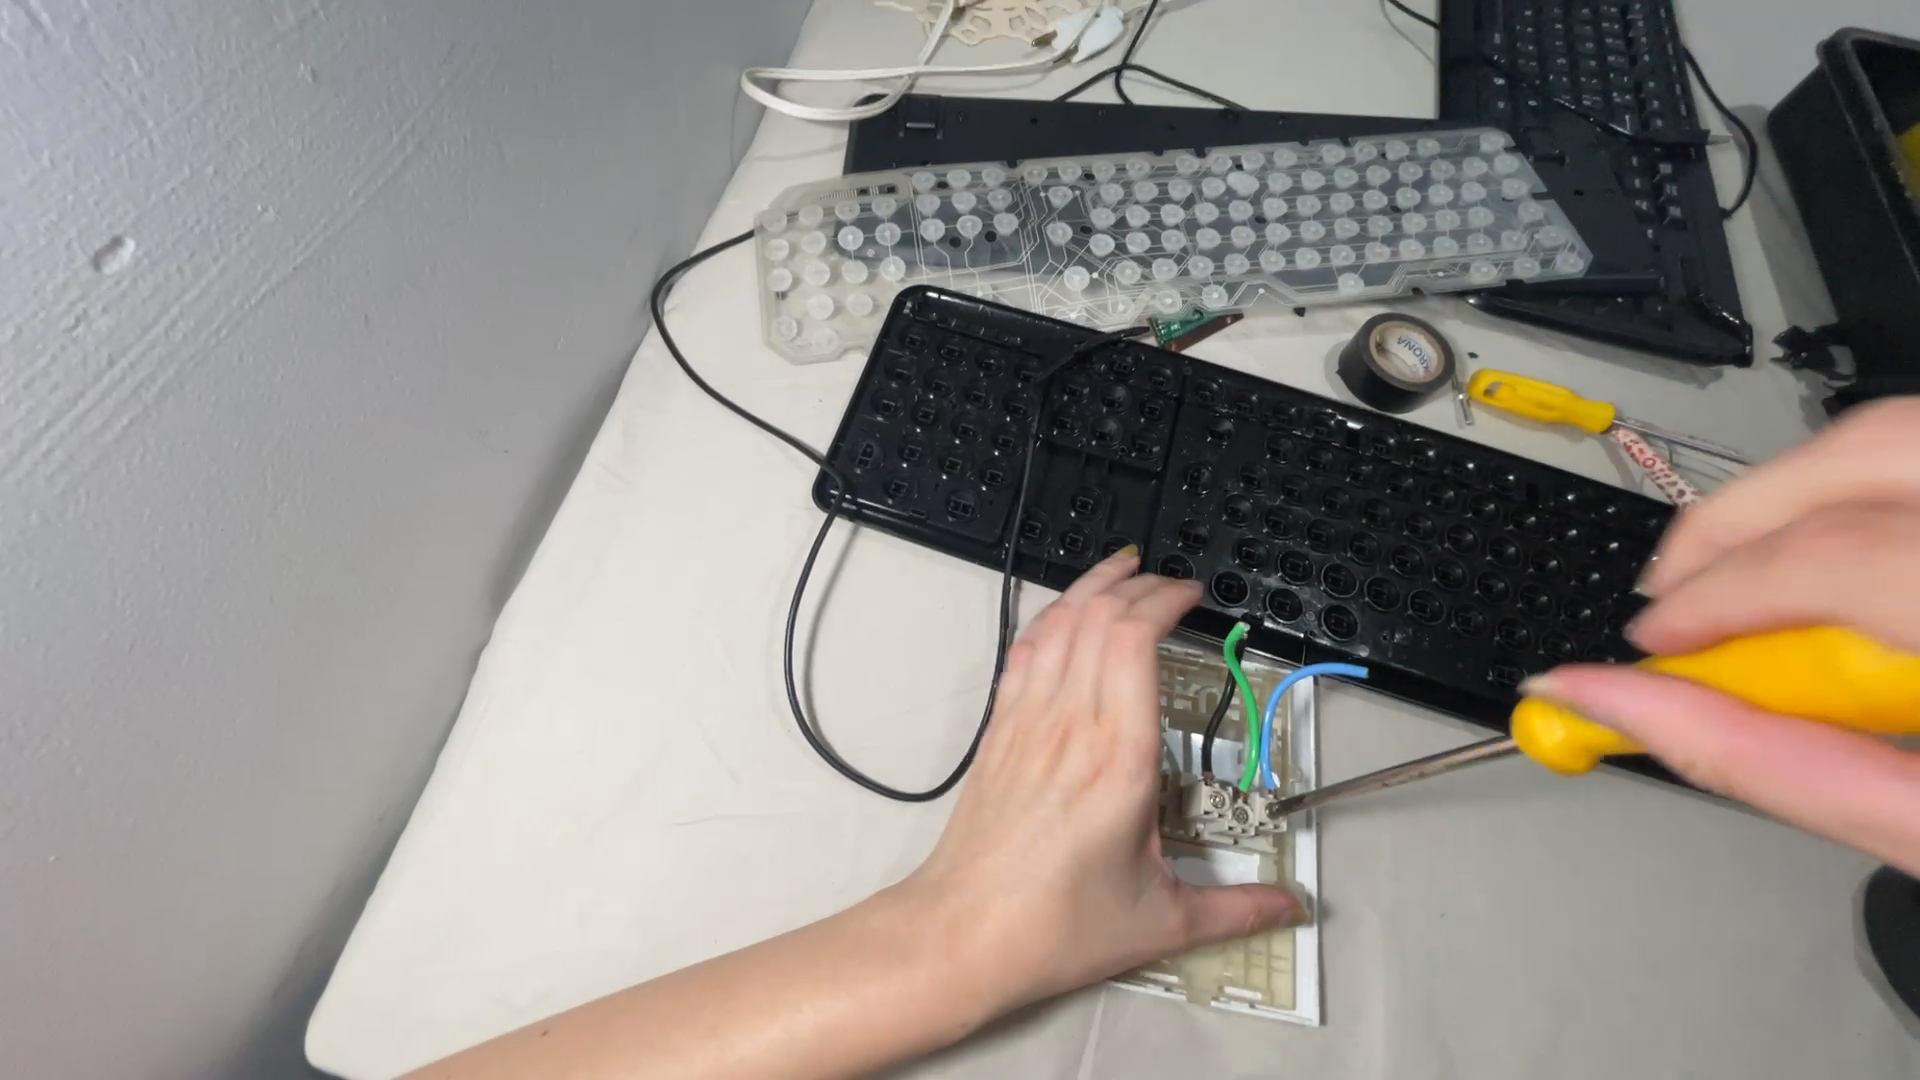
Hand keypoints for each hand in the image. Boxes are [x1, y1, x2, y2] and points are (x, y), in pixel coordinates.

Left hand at [896, 549, 1308, 1014]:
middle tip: (1169, 584)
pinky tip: (1065, 611)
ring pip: (1057, 623)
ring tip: (1121, 567)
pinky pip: (1023, 650)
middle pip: (1099, 617)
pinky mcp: (999, 727)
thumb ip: (1236, 908)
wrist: (963, 931)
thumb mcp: (1161, 921)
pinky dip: (1048, 617)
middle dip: (1138, 584)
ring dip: (1090, 585)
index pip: (1136, 641)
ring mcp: (1027, 718)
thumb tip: (1294, 906)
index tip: (1192, 596)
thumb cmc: (1056, 926)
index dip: (1164, 601)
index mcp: (1119, 759)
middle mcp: (1070, 722)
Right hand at [1524, 399, 1919, 876]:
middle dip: (1735, 522)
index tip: (1653, 644)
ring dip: (1799, 500)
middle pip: (1876, 451)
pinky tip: (1859, 564)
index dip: (1714, 599)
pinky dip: (1877, 496)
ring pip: (1912, 436)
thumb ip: (1761, 762)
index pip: (1844, 562)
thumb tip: (1602, 696)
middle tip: (1682, 597)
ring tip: (1757, 578)